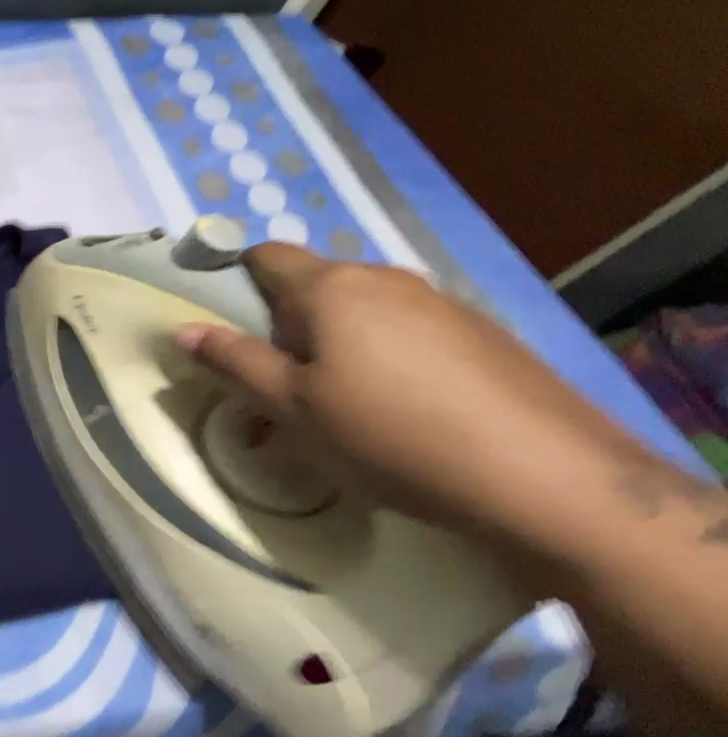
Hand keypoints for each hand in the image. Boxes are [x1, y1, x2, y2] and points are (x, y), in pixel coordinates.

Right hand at [174, 243, 642, 540]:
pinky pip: (410, 334)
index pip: (266, 255)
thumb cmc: (393, 436)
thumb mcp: (296, 408)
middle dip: (286, 326)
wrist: (553, 481)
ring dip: (336, 347)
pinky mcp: (486, 337)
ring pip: (364, 313)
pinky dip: (386, 360)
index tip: (224, 324)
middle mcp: (386, 280)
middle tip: (278, 388)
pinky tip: (401, 416)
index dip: (234, 278)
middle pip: (315, 287)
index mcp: (333, 287)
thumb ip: (235, 362)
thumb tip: (182, 329)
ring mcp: (443, 305)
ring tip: (338, 410)